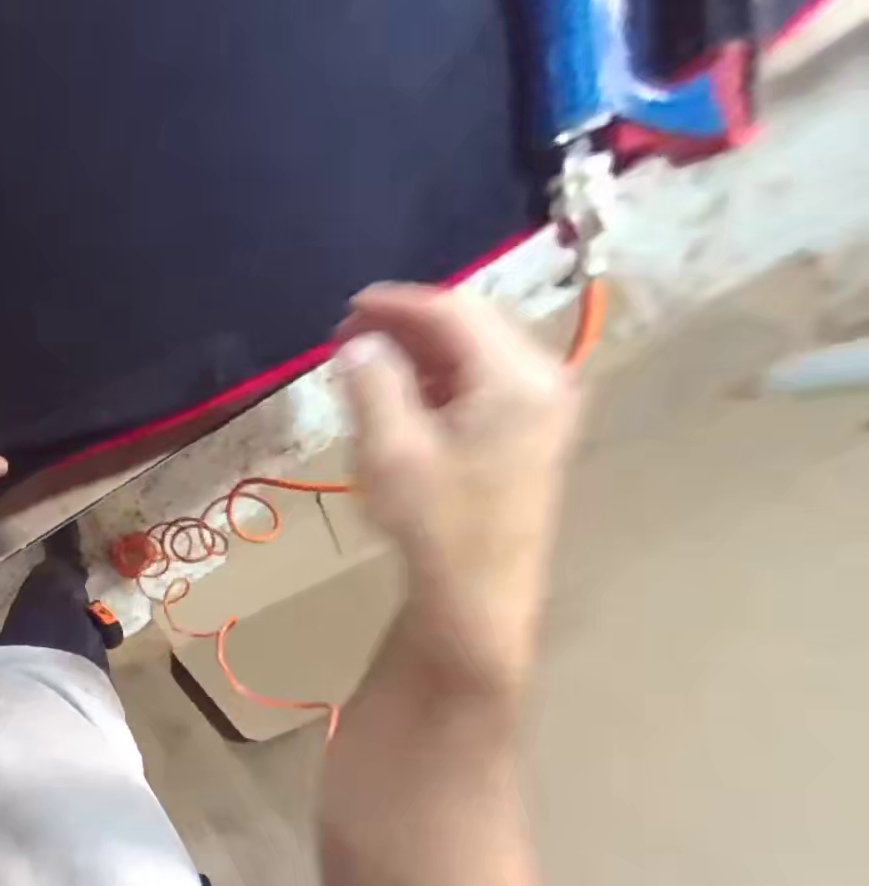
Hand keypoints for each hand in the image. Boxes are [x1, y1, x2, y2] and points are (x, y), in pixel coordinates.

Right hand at [334, 283, 579, 684]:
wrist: (476, 583)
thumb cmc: (431, 516)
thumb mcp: (389, 448)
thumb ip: (373, 384)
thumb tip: (358, 341)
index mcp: (514, 379)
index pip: (455, 313)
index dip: (398, 302)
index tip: (346, 305)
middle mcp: (540, 379)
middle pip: (470, 324)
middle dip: (406, 321)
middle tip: (345, 332)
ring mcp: (538, 404)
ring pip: (473, 350)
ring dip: (417, 346)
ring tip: (362, 355)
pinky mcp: (525, 427)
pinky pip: (477, 378)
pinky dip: (433, 371)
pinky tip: (396, 385)